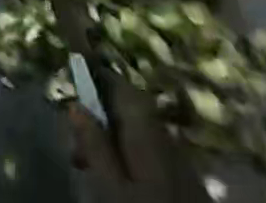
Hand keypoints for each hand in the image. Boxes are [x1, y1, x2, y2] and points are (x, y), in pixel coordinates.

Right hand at [65, 78, 211, 202]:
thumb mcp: (111, 186)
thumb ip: (95, 145)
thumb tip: (76, 105)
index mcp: (148, 133)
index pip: (124, 88)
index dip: (100, 80)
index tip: (77, 85)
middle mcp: (169, 139)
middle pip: (132, 112)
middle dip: (102, 118)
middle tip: (76, 142)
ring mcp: (182, 163)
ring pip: (141, 135)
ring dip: (114, 141)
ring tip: (91, 164)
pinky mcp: (189, 184)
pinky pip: (154, 155)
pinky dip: (132, 159)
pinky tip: (120, 179)